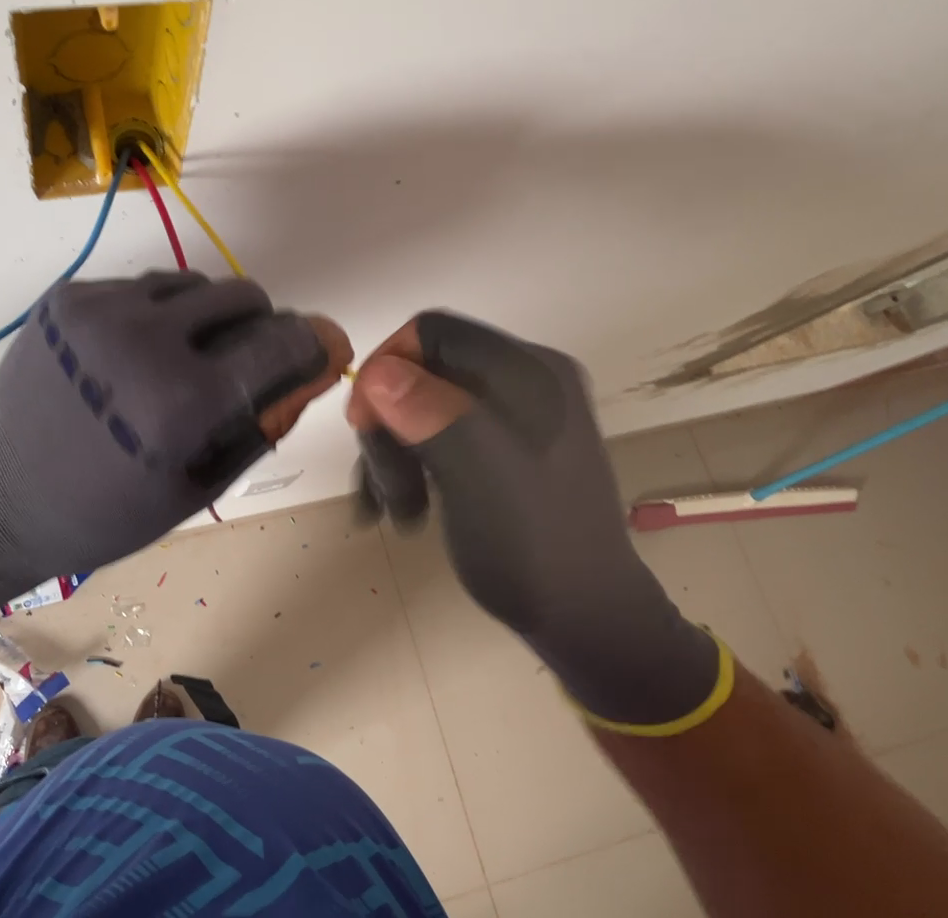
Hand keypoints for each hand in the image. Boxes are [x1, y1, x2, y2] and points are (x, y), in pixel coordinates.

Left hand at [0, 272, 351, 624]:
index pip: (283, 341)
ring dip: (205, 317)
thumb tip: (319, 364)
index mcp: (184, 400)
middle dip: (258, 327)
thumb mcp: (197, 483)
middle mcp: (146, 339)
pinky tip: (134, 355)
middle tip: (240, 364)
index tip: (315, 351)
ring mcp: (101, 310)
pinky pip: (142, 287)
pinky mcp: (68, 297)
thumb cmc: (106, 514)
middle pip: (243, 296)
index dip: (311, 344)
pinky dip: (155, 314)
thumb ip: (264, 419)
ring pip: (192, 284)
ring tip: (181, 360)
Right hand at [348, 312, 720, 729]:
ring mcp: (515, 415)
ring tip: (392, 509)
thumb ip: (431, 414)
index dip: (385, 367)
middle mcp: (524, 380)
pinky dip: (413, 466)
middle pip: (422, 371)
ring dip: (394, 453)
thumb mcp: (477, 477)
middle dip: (388, 424)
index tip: (363, 425)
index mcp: (528, 371)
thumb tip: (376, 370)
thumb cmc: (531, 547)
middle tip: (381, 486)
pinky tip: (406, 508)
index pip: (432, 332)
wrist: (584, 616)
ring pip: (422, 407)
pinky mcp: (503, 447)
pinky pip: (438, 435)